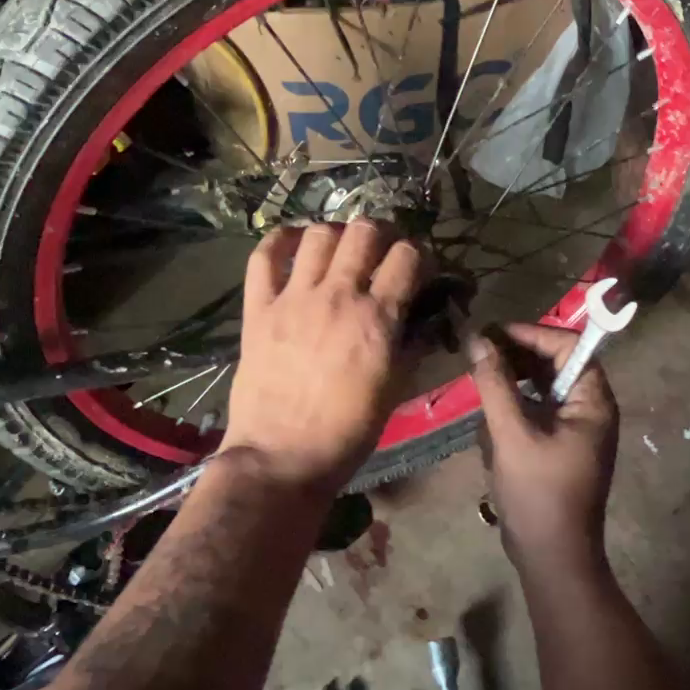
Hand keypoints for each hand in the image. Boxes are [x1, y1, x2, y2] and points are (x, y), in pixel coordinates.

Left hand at [221, 221, 427, 494]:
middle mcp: (337, 296)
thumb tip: (430, 316)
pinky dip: (280, 240)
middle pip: (365, 231)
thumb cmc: (347, 433)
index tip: (419, 269)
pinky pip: (264, 256)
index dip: (420, 255)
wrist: (282, 457)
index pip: (408, 256)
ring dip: (337, 234)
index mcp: (376, 319)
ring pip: (319, 234)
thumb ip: (414, 345)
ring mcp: (293, 299)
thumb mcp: (395, 389)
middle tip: (382, 252)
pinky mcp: (258, 308)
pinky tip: (295, 243)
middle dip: (383, 233)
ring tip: (341, 251)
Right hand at [468, 324, 619, 572]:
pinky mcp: (559, 447)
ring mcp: (575, 430)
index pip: (568, 346)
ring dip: (512, 383)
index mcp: (593, 402)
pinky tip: (489, 417)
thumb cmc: (539, 493)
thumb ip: (495, 384)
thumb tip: (478, 339)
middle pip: (554, 364)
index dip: (531, 334)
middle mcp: (590, 410)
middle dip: (517, 357)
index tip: (493, 334)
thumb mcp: (512, 434)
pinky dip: (514, 409)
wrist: (553, 557)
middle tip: (478, 353)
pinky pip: (536, 412)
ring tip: (479, 381)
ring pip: (542, 388)